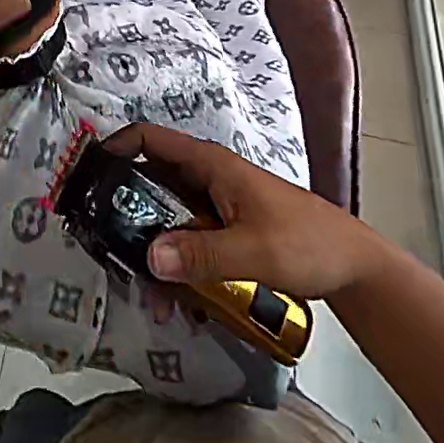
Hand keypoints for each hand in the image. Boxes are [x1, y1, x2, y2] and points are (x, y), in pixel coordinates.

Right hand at [102, 123, 388, 297]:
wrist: (354, 267)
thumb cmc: (308, 242)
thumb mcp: (255, 250)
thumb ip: (203, 253)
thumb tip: (149, 256)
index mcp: (210, 164)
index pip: (150, 139)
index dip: (116, 147)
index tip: (89, 176)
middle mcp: (206, 179)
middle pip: (150, 181)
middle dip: (128, 212)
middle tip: (110, 247)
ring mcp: (214, 205)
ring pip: (167, 217)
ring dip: (154, 251)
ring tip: (152, 296)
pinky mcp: (223, 229)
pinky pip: (186, 240)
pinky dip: (177, 265)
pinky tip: (182, 303)